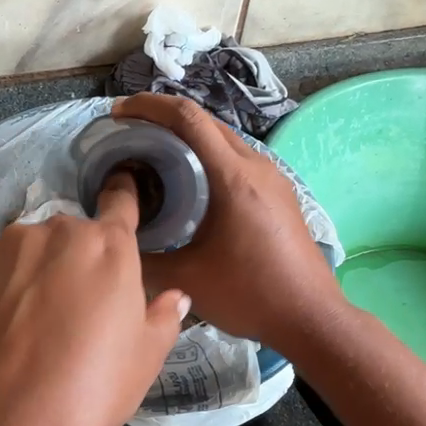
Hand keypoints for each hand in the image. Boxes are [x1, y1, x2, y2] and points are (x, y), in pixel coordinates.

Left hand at [0, 174, 190, 425]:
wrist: (13, 416)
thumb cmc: (95, 385)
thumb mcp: (146, 357)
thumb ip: (162, 316)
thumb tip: (175, 295)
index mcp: (110, 245)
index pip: (120, 202)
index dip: (123, 197)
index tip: (121, 191)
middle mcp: (62, 231)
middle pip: (77, 233)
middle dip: (81, 257)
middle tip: (80, 304)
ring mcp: (16, 244)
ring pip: (38, 246)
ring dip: (44, 266)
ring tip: (40, 316)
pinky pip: (6, 263)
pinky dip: (12, 281)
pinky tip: (12, 320)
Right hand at [113, 94, 346, 345]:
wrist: (311, 319)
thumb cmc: (250, 294)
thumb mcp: (186, 279)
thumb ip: (143, 258)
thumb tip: (114, 238)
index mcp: (233, 177)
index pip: (188, 118)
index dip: (149, 106)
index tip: (118, 112)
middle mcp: (256, 166)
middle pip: (205, 120)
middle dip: (163, 116)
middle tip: (128, 130)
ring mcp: (272, 177)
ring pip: (223, 137)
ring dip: (187, 134)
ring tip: (153, 151)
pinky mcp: (279, 192)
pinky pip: (236, 156)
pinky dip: (206, 153)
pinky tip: (189, 179)